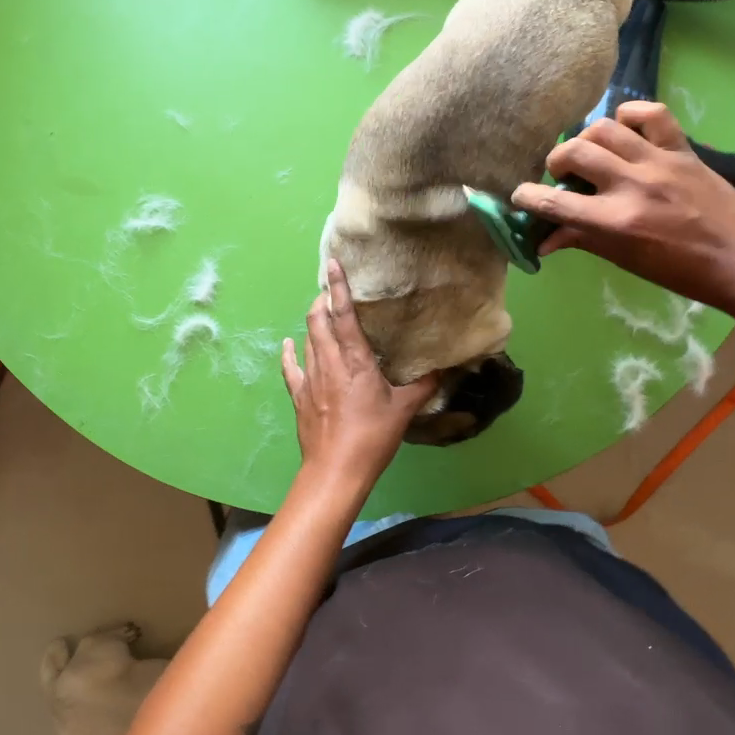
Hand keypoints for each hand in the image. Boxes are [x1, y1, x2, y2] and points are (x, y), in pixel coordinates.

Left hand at [281, 259, 438, 486]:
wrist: (335, 470)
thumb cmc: (372, 437)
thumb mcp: (404, 410)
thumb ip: (423, 386)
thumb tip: (444, 368)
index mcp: (354, 361)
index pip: (343, 314)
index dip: (338, 287)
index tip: (333, 264)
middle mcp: (328, 362)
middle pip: (317, 320)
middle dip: (322, 300)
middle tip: (330, 290)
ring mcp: (309, 378)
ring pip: (306, 339)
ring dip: (313, 323)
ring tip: (321, 313)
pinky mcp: (298, 395)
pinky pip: (290, 366)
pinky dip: (291, 351)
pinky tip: (290, 343)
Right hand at [511, 101, 734, 312]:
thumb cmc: (681, 271)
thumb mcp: (626, 260)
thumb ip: (583, 240)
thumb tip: (544, 239)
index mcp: (615, 221)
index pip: (554, 201)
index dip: (527, 197)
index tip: (520, 197)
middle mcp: (633, 185)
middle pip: (574, 152)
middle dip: (555, 162)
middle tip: (561, 177)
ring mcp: (660, 162)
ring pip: (604, 129)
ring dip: (586, 140)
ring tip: (590, 155)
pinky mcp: (684, 150)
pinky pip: (652, 115)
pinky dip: (631, 116)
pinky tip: (625, 131)